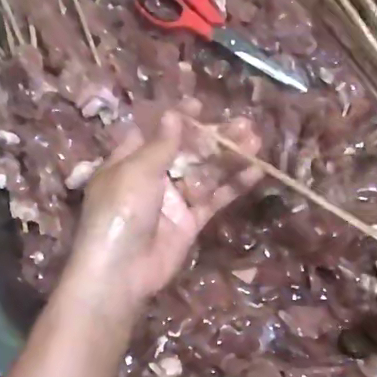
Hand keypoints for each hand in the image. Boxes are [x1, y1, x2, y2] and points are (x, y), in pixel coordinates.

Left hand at [60, 106, 259, 318]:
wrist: (121, 270)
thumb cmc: (120, 211)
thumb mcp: (136, 170)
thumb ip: (161, 144)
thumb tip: (173, 114)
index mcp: (128, 162)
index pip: (154, 133)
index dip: (176, 118)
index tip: (200, 105)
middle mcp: (150, 179)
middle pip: (185, 151)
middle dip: (212, 137)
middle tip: (243, 124)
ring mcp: (170, 202)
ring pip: (204, 173)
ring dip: (228, 157)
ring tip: (256, 140)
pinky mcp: (188, 224)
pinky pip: (213, 200)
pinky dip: (233, 186)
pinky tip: (255, 170)